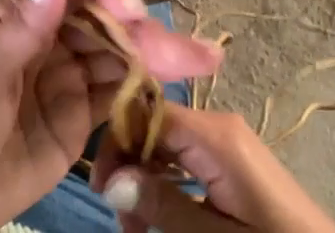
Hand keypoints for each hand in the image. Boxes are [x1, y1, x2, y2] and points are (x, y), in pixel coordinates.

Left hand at [0, 0, 221, 232]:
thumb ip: (25, 24)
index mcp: (13, 16)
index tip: (130, 9)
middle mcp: (42, 40)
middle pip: (101, 25)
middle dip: (145, 32)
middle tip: (194, 52)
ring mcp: (59, 81)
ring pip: (114, 59)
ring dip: (156, 59)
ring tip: (203, 63)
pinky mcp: (72, 122)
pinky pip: (112, 98)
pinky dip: (143, 92)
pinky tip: (174, 89)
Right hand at [92, 104, 334, 232]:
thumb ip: (162, 205)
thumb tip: (111, 181)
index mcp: (215, 134)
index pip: (145, 114)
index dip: (117, 144)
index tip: (100, 189)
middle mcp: (219, 125)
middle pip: (153, 128)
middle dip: (129, 168)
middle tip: (121, 221)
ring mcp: (228, 142)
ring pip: (166, 145)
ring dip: (145, 181)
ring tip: (137, 227)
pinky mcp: (234, 162)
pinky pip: (186, 159)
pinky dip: (166, 184)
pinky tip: (160, 214)